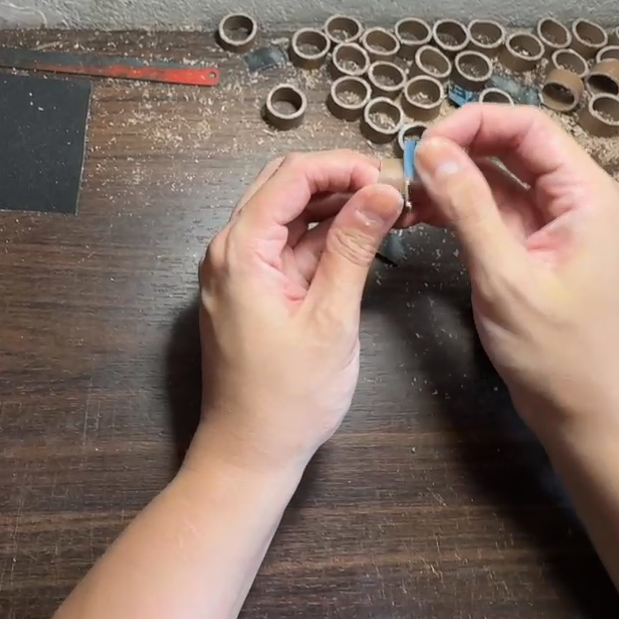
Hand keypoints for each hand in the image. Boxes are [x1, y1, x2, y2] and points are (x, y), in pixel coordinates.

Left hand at [194, 151, 403, 476]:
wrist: (248, 452)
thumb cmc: (288, 397)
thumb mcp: (330, 318)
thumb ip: (353, 248)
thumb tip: (382, 191)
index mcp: (240, 250)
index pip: (289, 177)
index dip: (339, 166)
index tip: (386, 175)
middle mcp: (229, 248)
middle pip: (283, 186)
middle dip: (336, 179)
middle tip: (389, 190)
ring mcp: (237, 267)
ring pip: (286, 212)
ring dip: (332, 205)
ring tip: (384, 209)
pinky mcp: (250, 286)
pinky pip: (286, 244)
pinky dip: (321, 235)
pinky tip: (360, 236)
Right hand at [408, 105, 618, 445]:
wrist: (586, 416)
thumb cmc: (557, 351)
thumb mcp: (505, 276)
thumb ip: (468, 207)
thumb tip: (430, 149)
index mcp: (587, 195)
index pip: (529, 127)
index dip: (473, 123)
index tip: (423, 144)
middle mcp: (575, 198)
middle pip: (512, 146)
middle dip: (457, 149)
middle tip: (407, 168)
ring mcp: (554, 223)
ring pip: (497, 178)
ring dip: (451, 180)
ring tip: (406, 194)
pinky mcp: (534, 246)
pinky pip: (493, 210)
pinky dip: (457, 208)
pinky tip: (420, 216)